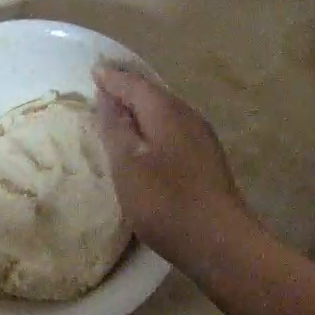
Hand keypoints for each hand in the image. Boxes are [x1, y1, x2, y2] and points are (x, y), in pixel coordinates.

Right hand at [94, 65, 249, 263]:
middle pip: (154, 95)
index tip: (93, 70)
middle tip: (104, 84)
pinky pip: (173, 132)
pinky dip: (153, 128)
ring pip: (165, 114)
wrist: (220, 243)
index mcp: (167, 112)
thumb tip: (107, 97)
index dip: (112, 78)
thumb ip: (115, 128)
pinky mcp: (206, 162)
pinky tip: (145, 144)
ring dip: (141, 110)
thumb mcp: (128, 164)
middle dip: (128, 89)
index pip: (135, 84)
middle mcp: (189, 118)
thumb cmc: (166, 202)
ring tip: (119, 112)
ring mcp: (202, 140)